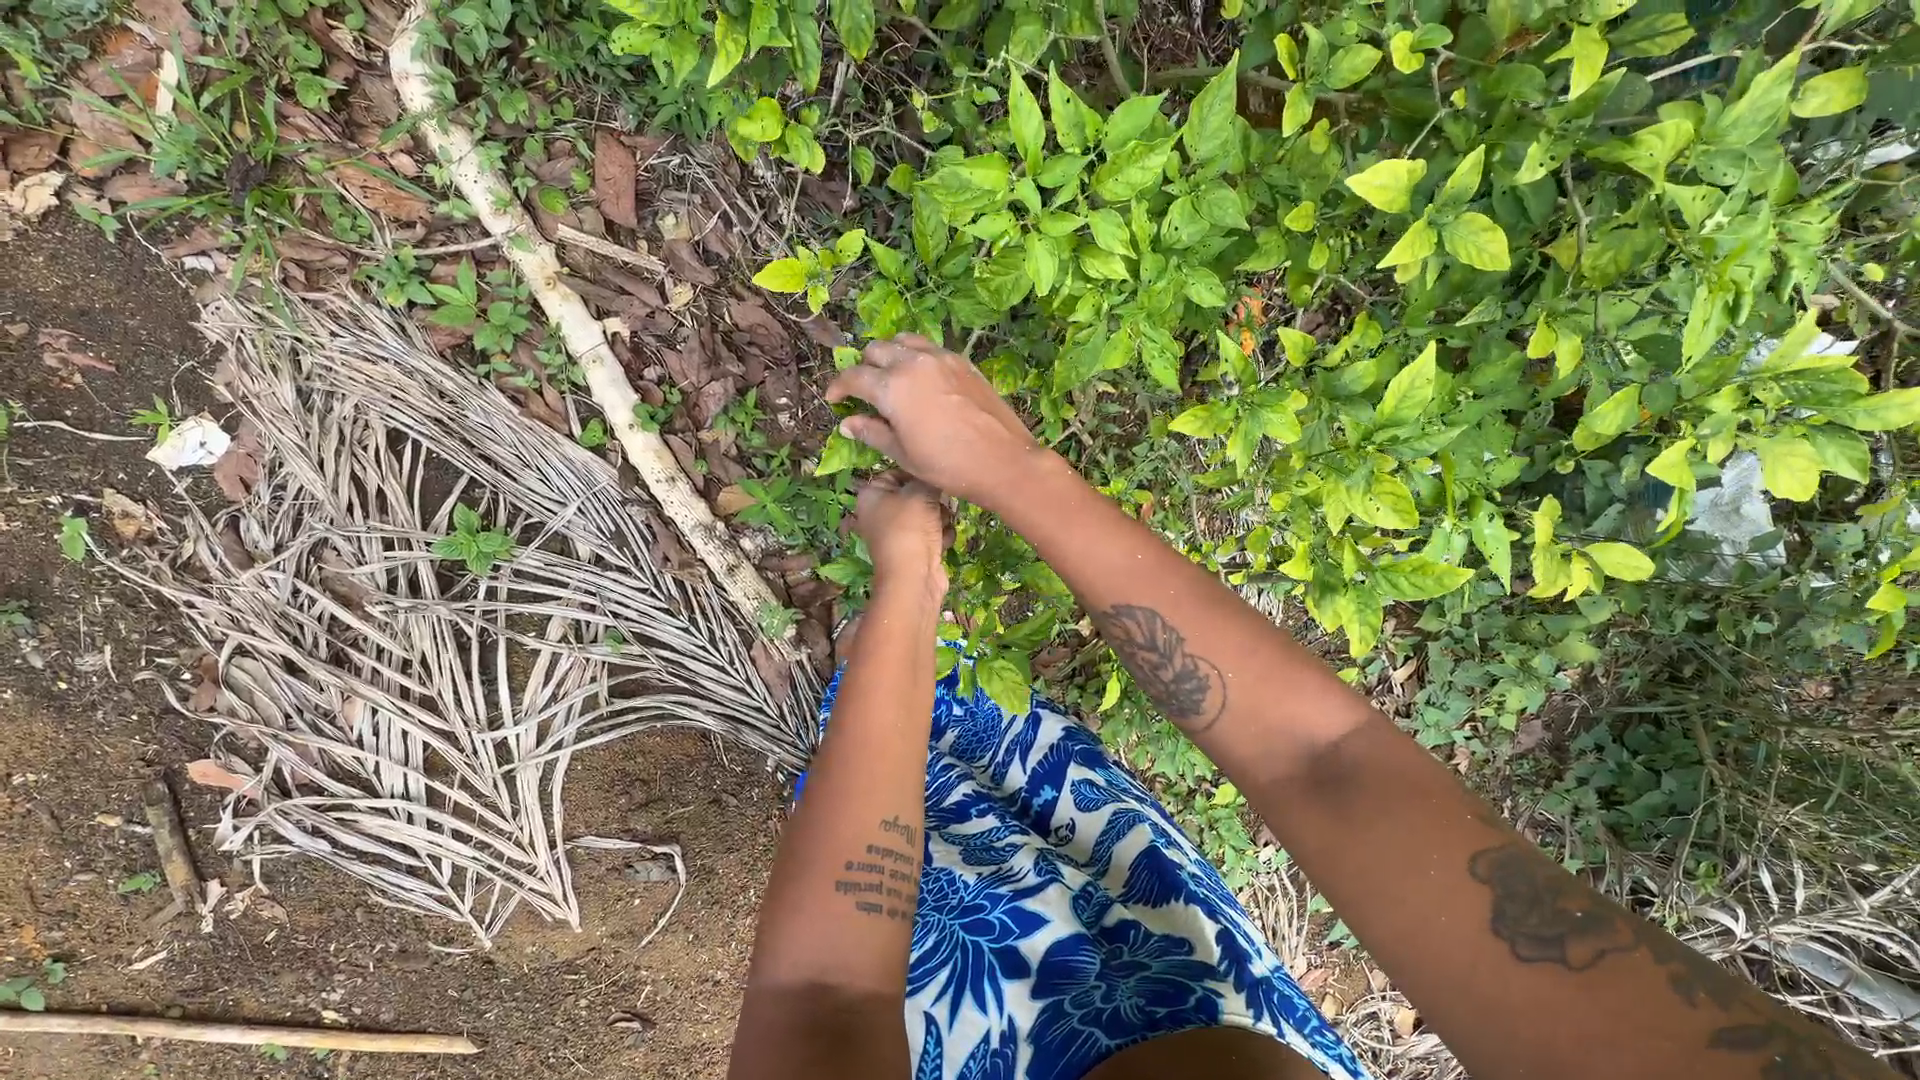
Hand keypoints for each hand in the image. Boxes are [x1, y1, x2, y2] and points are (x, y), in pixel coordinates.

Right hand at [825, 334, 1040, 506]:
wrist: (1003, 461)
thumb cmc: (948, 465)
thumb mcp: (903, 454)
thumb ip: (873, 433)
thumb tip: (848, 423)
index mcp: (892, 387)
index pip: (854, 376)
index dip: (838, 387)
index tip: (834, 399)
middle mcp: (913, 363)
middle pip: (876, 350)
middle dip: (863, 368)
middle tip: (864, 391)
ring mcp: (940, 358)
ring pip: (903, 341)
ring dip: (889, 354)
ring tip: (890, 376)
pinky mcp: (962, 361)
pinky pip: (929, 348)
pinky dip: (916, 355)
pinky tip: (920, 378)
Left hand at [851, 471, 948, 600]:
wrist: (913, 576)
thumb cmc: (910, 527)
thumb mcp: (920, 492)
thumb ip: (928, 478)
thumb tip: (935, 476)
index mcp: (871, 495)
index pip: (895, 473)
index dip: (917, 474)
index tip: (933, 478)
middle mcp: (880, 513)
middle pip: (914, 495)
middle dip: (934, 500)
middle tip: (943, 503)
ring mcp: (896, 533)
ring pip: (927, 514)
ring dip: (941, 518)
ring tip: (943, 524)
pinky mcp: (912, 549)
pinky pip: (931, 533)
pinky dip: (940, 536)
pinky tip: (942, 541)